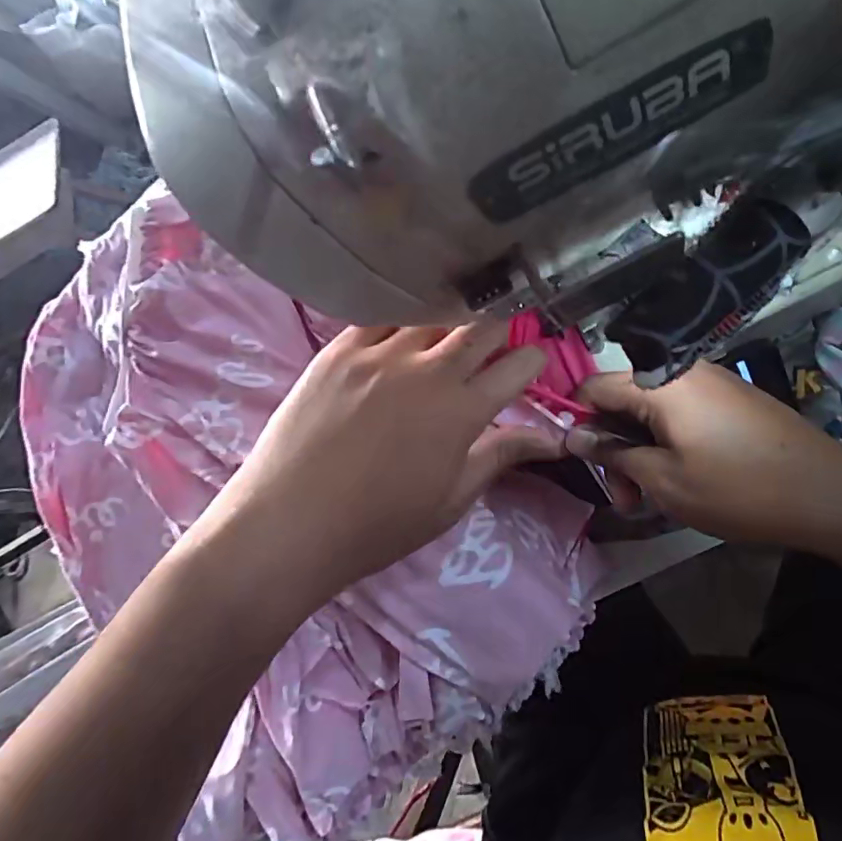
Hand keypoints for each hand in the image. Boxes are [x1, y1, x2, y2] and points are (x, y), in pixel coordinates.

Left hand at [201, 323, 560, 594]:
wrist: (288, 526)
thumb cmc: (379, 524)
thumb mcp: (453, 498)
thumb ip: (503, 455)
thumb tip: (554, 440)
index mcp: (463, 410)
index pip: (518, 365)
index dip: (535, 359)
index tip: (532, 364)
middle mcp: (430, 371)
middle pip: (483, 326)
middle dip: (502, 330)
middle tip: (496, 346)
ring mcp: (381, 354)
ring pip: (436, 315)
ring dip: (454, 323)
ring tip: (450, 338)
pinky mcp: (340, 349)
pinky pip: (383, 317)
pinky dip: (404, 322)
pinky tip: (403, 337)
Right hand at [565, 363, 841, 552]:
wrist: (825, 491)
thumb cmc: (738, 488)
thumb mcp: (665, 480)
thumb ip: (613, 453)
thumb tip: (574, 434)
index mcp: (660, 381)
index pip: (593, 386)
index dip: (578, 423)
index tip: (582, 465)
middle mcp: (682, 369)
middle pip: (623, 397)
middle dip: (614, 445)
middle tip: (625, 498)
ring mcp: (711, 380)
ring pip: (652, 408)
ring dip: (641, 448)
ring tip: (653, 497)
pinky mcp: (731, 396)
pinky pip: (681, 410)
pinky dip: (669, 440)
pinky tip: (682, 476)